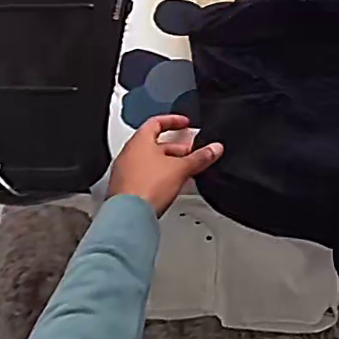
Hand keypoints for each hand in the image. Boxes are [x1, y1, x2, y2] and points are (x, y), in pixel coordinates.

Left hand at [109, 115, 223, 216]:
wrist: (129, 217)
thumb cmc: (145, 187)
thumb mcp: (181, 168)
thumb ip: (200, 157)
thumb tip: (214, 149)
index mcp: (139, 142)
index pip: (156, 122)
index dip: (173, 121)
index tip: (184, 124)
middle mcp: (128, 155)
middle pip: (154, 144)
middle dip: (176, 148)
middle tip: (191, 152)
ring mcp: (124, 173)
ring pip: (149, 161)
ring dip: (167, 163)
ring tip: (183, 171)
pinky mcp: (124, 190)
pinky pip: (144, 176)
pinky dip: (158, 177)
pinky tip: (170, 186)